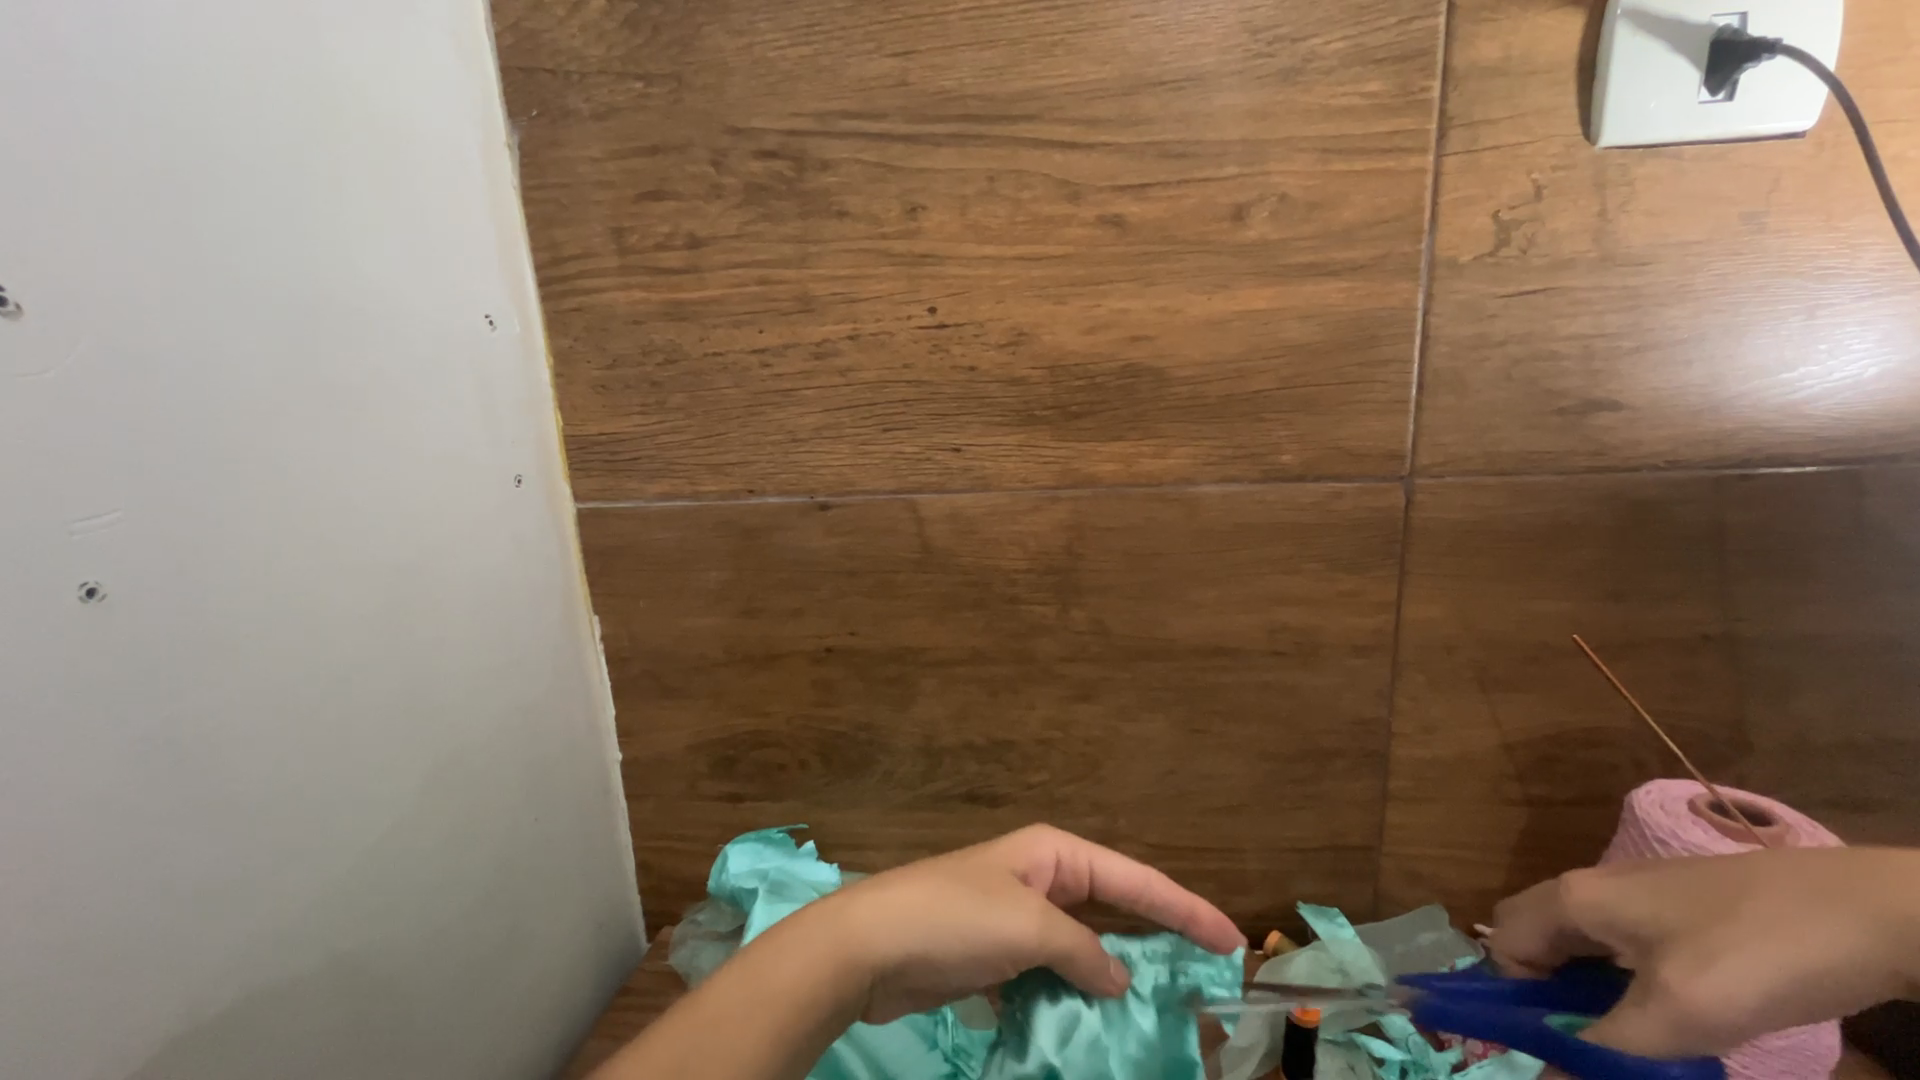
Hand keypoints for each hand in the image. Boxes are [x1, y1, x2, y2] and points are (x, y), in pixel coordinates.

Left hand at [800, 824, 1244, 1022]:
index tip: (1231, 940)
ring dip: (1113, 978)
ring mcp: (1016, 917)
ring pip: (1083, 948)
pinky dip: (1072, 997)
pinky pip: (1051, 975)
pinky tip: (1093, 1024)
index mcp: (1053, 854)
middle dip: (1156, 940)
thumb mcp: (1029, 928)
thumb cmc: (954, 919)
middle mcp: (1040, 879)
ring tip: (1159, 1011)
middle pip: (1113, 909)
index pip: (1134, 879)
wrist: (869, 947)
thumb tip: (1118, 979)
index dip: (1186, 908)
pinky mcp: (996, 955)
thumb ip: (1084, 953)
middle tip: (1206, 975)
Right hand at [1488, 847, 1919, 1059]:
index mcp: (1572, 898)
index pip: (1503, 942)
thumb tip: (1546, 1078)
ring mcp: (1637, 891)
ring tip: (1634, 1036)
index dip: (1513, 996)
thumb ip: (1606, 1048)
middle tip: (1588, 1041)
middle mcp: (1590, 886)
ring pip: (1580, 942)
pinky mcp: (1678, 904)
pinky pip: (1621, 942)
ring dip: (1587, 991)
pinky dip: (1624, 979)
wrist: (1868, 911)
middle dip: (1544, 992)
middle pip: (1535, 937)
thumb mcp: (1679, 1014)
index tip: (1553, 1044)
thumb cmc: (1754, 954)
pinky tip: (1672, 1008)